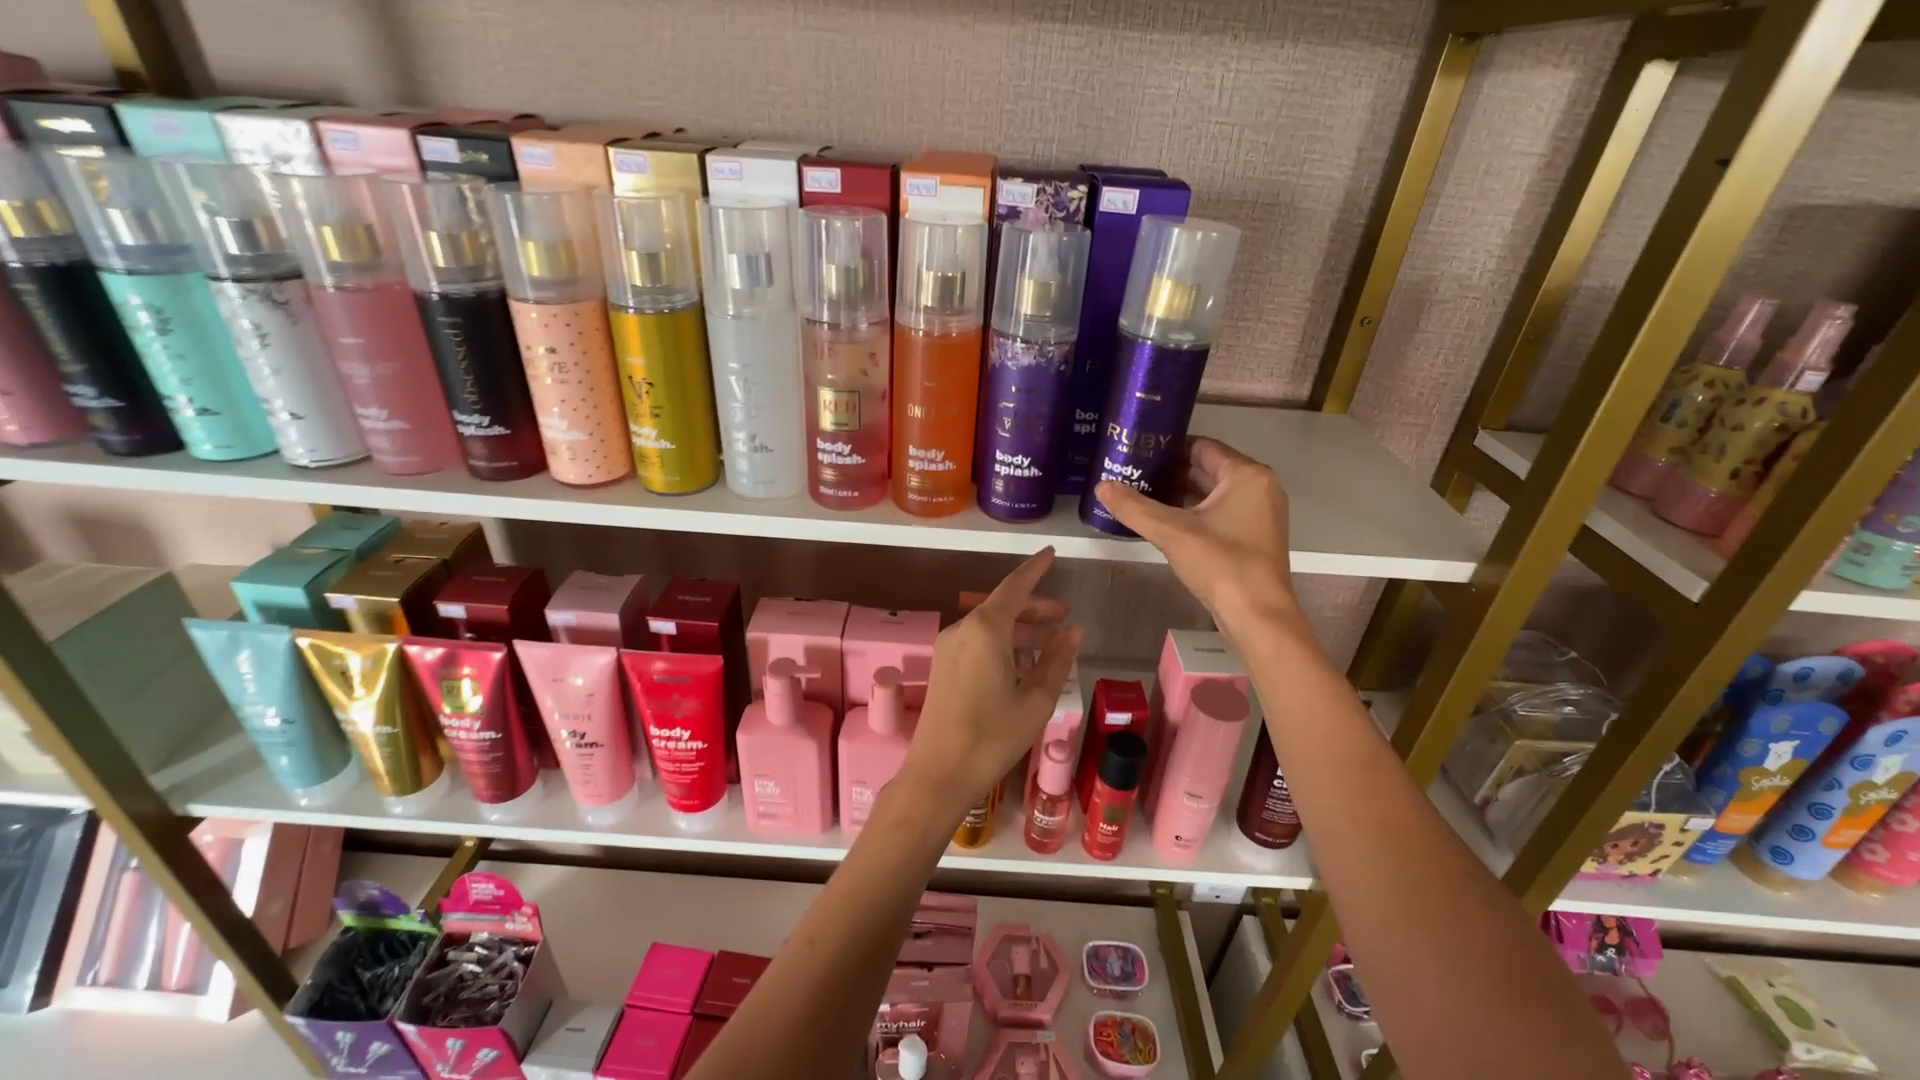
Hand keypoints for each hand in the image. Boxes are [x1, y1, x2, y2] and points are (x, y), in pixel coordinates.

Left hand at [903, 548, 1081, 816]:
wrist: (940, 773)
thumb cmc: (993, 736)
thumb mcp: (1036, 699)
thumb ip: (1057, 660)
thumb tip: (1073, 633)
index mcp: (985, 629)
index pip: (1014, 587)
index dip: (1035, 569)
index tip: (1052, 554)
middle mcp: (962, 630)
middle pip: (1002, 607)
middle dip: (1035, 608)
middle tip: (1064, 617)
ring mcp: (948, 649)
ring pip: (990, 626)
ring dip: (1021, 630)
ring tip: (1052, 644)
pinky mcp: (943, 668)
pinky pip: (978, 643)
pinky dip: (1004, 644)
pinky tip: (1024, 664)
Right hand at [1095, 436, 1297, 639]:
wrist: (1257, 615)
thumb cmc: (1221, 563)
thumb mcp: (1171, 532)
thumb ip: (1134, 507)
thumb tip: (1101, 486)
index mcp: (1246, 475)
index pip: (1202, 446)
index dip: (1168, 448)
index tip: (1137, 452)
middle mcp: (1258, 487)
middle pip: (1207, 469)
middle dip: (1170, 473)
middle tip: (1132, 474)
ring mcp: (1259, 514)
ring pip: (1212, 494)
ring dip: (1179, 495)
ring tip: (1140, 496)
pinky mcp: (1253, 537)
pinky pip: (1219, 513)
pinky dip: (1193, 513)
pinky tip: (1163, 522)